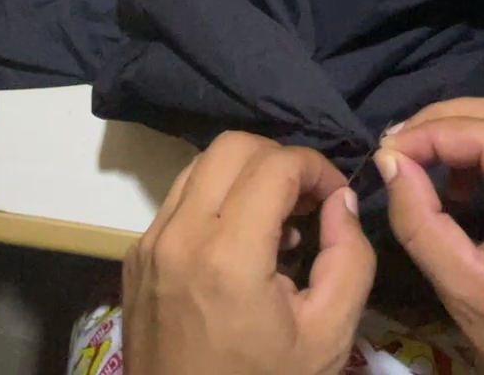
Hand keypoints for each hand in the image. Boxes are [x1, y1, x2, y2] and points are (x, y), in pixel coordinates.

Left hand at [123, 131, 375, 374]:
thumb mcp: (328, 337)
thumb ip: (348, 259)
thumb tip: (339, 199)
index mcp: (227, 256)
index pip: (275, 165)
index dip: (315, 167)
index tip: (335, 195)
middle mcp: (179, 234)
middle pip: (231, 146)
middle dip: (278, 159)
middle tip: (305, 199)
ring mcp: (149, 241)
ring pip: (200, 164)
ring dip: (243, 174)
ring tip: (274, 220)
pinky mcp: (135, 254)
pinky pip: (178, 199)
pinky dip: (214, 199)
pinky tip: (237, 242)